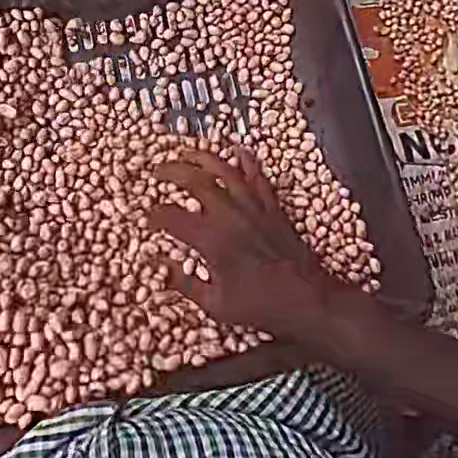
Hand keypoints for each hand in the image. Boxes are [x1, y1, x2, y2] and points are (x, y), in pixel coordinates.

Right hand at [147, 147, 366, 345]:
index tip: (148, 217)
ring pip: (225, 171)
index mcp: (212, 241)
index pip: (173, 217)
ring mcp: (254, 209)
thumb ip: (184, 284)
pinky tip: (238, 150)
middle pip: (195, 182)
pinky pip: (258, 178)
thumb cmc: (262, 307)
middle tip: (157, 172)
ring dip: (203, 158)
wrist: (310, 301)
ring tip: (187, 152)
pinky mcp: (272, 209)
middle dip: (171, 173)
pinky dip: (247, 162)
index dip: (156, 215)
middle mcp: (231, 217)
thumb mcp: (215, 306)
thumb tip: (159, 269)